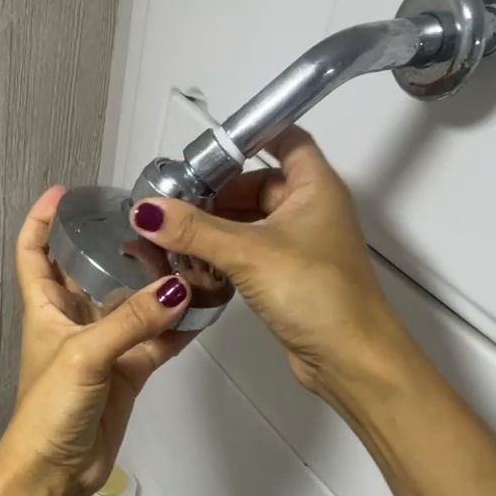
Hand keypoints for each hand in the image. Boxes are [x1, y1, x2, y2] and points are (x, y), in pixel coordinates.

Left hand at [4, 186, 193, 495]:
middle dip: (116, 244)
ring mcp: (104, 345)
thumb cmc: (49, 409)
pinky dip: (179, 326)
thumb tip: (180, 288)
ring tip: (189, 254)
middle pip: (92, 269)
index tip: (65, 192)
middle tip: (152, 221)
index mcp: (45, 307)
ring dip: (157, 284)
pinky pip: (157, 338)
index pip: (35, 252)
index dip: (42, 220)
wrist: (56, 470)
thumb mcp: (84, 356)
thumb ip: (131, 321)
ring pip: (133, 303)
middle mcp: (74, 319)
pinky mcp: (129, 370)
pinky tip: (205, 307)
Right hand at [126, 126, 408, 394]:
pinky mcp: (289, 278)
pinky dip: (224, 255)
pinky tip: (195, 265)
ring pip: (251, 222)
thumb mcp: (248, 253)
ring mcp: (301, 246)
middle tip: (175, 202)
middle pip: (258, 184)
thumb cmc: (316, 293)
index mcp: (316, 187)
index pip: (285, 140)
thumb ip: (194, 230)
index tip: (206, 149)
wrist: (350, 359)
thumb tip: (145, 210)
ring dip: (216, 227)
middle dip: (217, 192)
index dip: (249, 137)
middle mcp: (311, 210)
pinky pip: (251, 253)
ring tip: (176, 236)